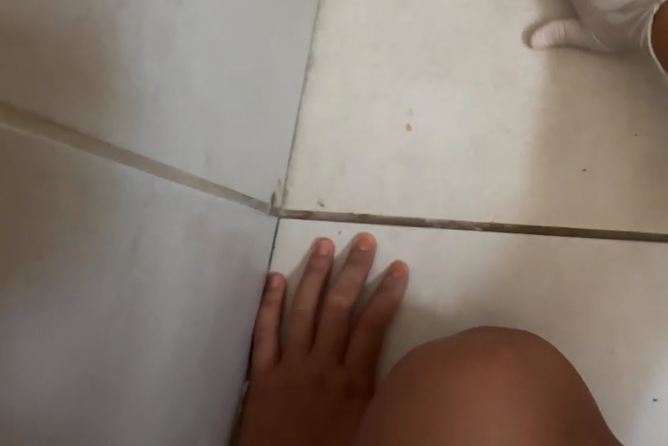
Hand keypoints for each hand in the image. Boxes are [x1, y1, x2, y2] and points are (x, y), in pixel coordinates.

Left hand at [235, 234, 408, 445]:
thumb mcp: (367, 426)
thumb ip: (380, 394)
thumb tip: (406, 369)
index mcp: (352, 383)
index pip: (374, 325)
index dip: (388, 293)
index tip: (399, 265)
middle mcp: (322, 367)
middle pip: (340, 308)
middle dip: (354, 270)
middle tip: (364, 240)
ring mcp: (289, 370)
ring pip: (303, 311)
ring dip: (315, 274)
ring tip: (323, 244)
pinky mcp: (260, 379)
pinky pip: (263, 336)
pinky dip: (269, 305)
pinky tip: (275, 278)